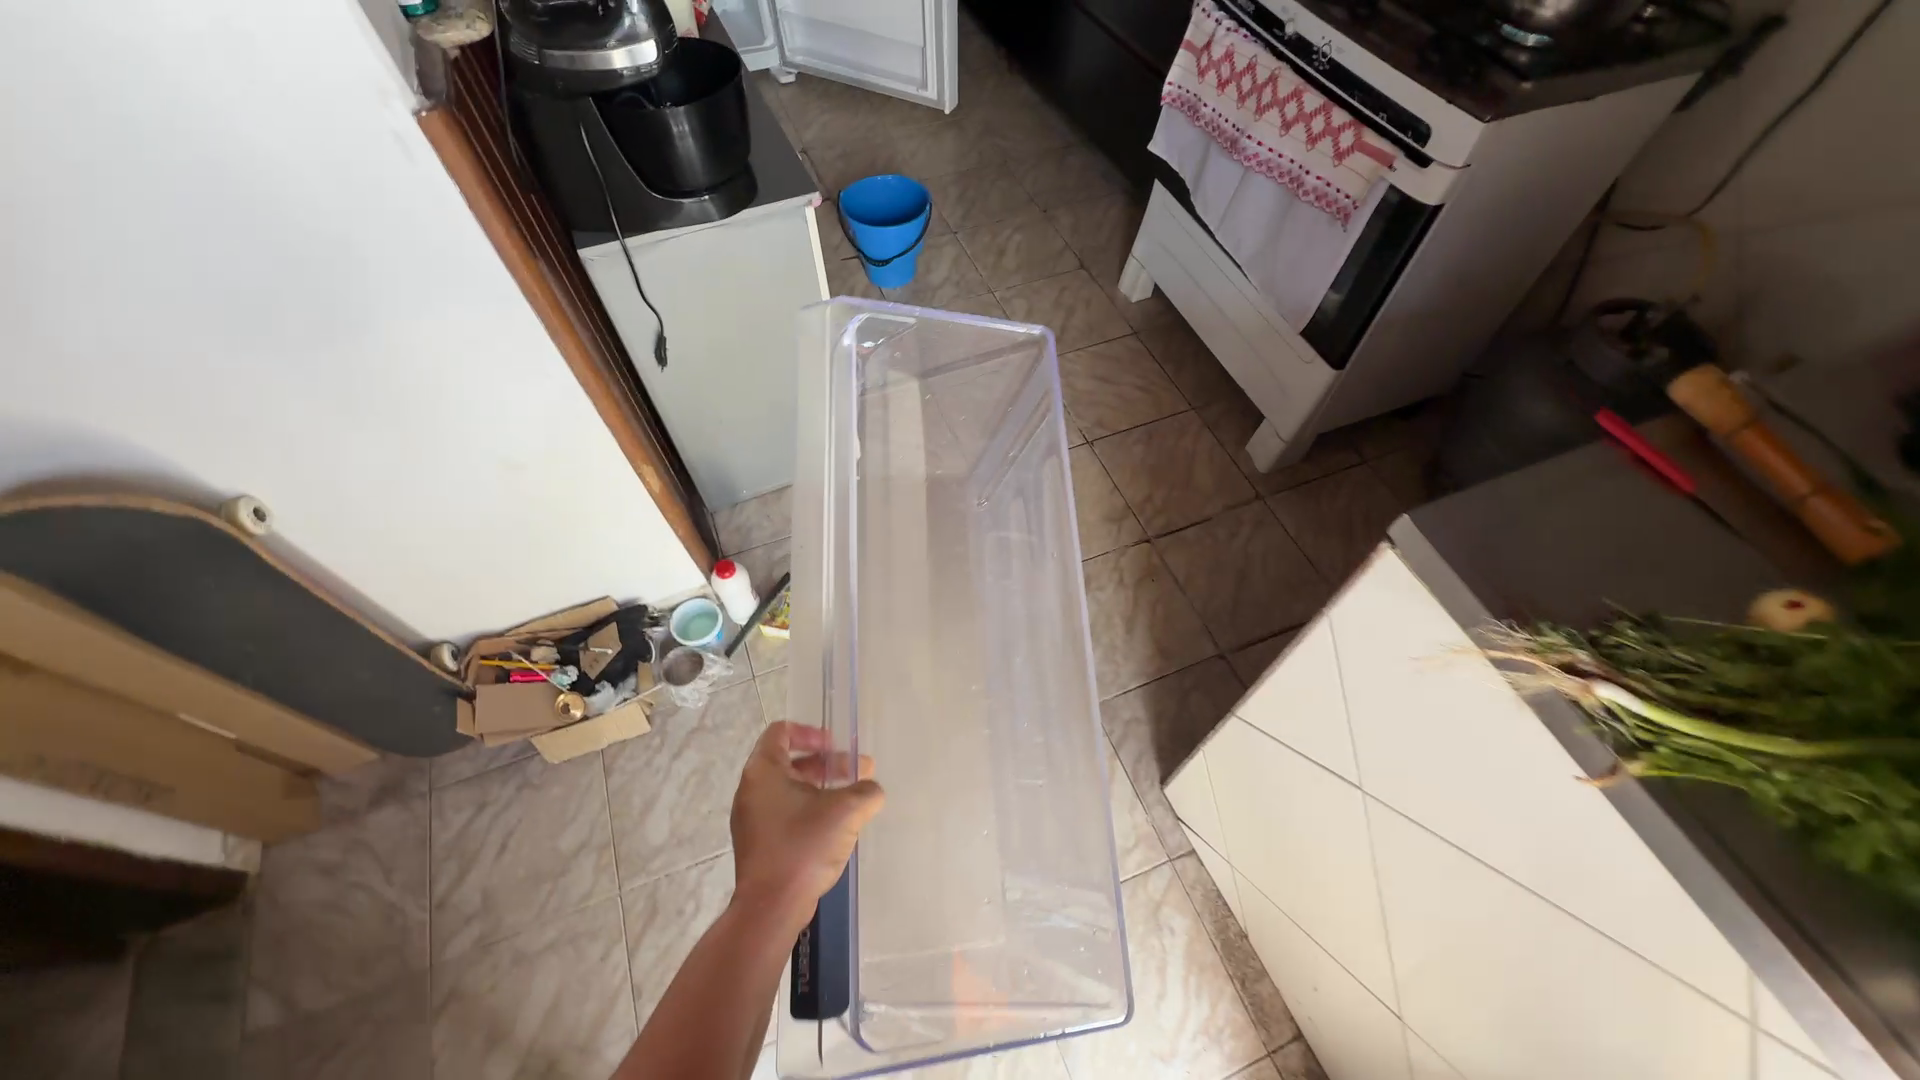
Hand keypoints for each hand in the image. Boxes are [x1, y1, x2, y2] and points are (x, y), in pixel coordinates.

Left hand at [730, 721, 883, 935]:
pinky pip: (784, 812)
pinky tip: (834, 827)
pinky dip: (809, 809)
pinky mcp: (757, 842)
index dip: (811, 733)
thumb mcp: (846, 812)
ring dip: (821, 788)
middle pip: (789, 761)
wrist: (771, 906)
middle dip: (827, 764)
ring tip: (852, 801)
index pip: (781, 732)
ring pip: (788, 789)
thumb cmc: (803, 846)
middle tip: (858, 772)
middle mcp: (750, 789)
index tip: (836, 747)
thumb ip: (866, 792)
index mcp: (763, 771)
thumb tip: (872, 791)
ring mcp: (750, 818)